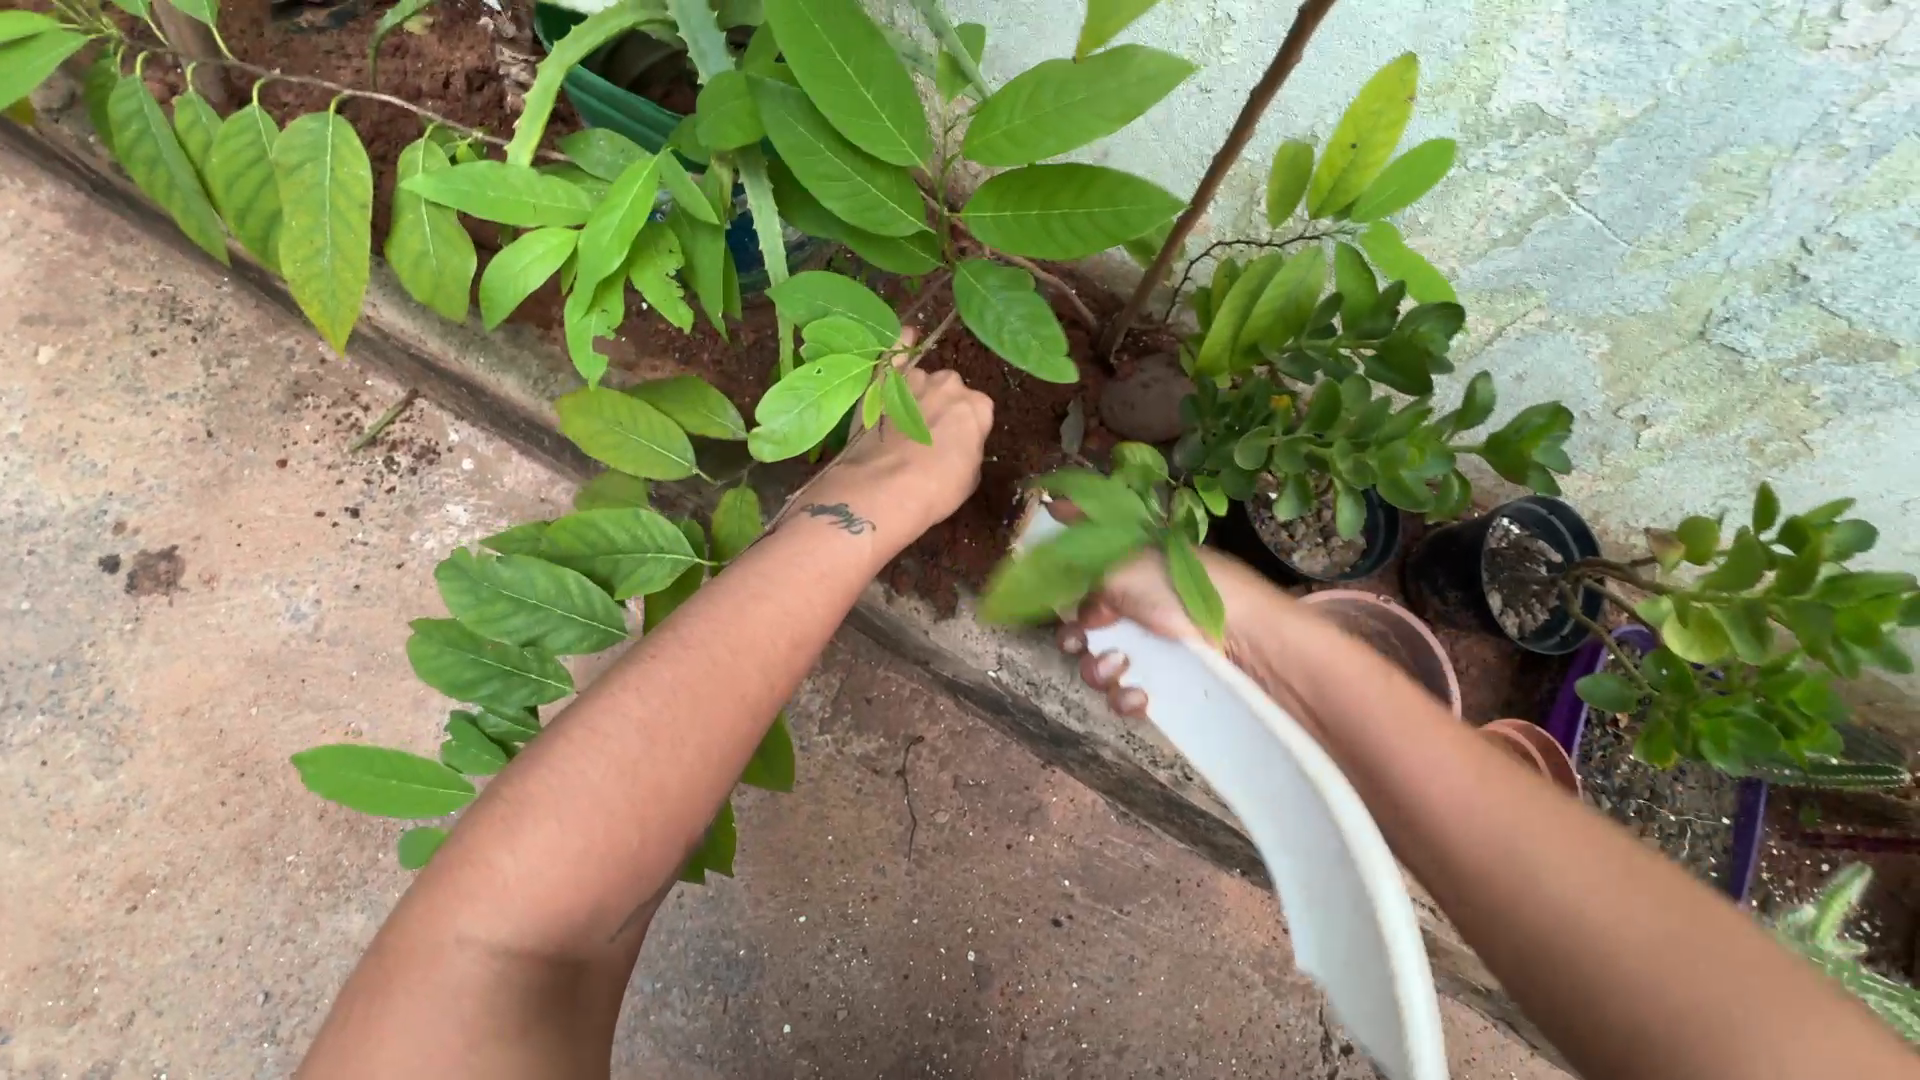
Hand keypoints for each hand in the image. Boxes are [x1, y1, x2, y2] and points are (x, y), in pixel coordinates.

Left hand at [789, 332, 992, 550]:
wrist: (885, 488)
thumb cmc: (935, 490)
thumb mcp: (969, 476)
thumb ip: (969, 448)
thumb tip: (958, 442)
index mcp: (978, 407)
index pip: (978, 412)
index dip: (966, 431)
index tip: (954, 448)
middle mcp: (950, 385)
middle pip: (951, 392)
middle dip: (943, 411)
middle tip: (928, 441)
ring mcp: (914, 380)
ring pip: (922, 381)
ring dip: (917, 396)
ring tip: (903, 425)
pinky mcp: (881, 383)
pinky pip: (894, 353)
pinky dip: (900, 344)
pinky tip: (907, 335)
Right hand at [1056, 533, 1324, 730]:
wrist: (1249, 643)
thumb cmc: (1188, 592)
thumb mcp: (1129, 567)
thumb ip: (1088, 575)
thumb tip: (1073, 600)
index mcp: (1133, 571)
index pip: (1087, 575)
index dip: (1065, 589)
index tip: (1049, 599)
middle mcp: (1139, 608)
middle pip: (1085, 627)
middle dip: (1075, 637)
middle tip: (1081, 642)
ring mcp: (1152, 649)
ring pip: (1099, 665)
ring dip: (1098, 668)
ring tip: (1120, 666)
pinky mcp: (1165, 686)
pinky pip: (1126, 696)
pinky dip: (1125, 697)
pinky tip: (1140, 696)